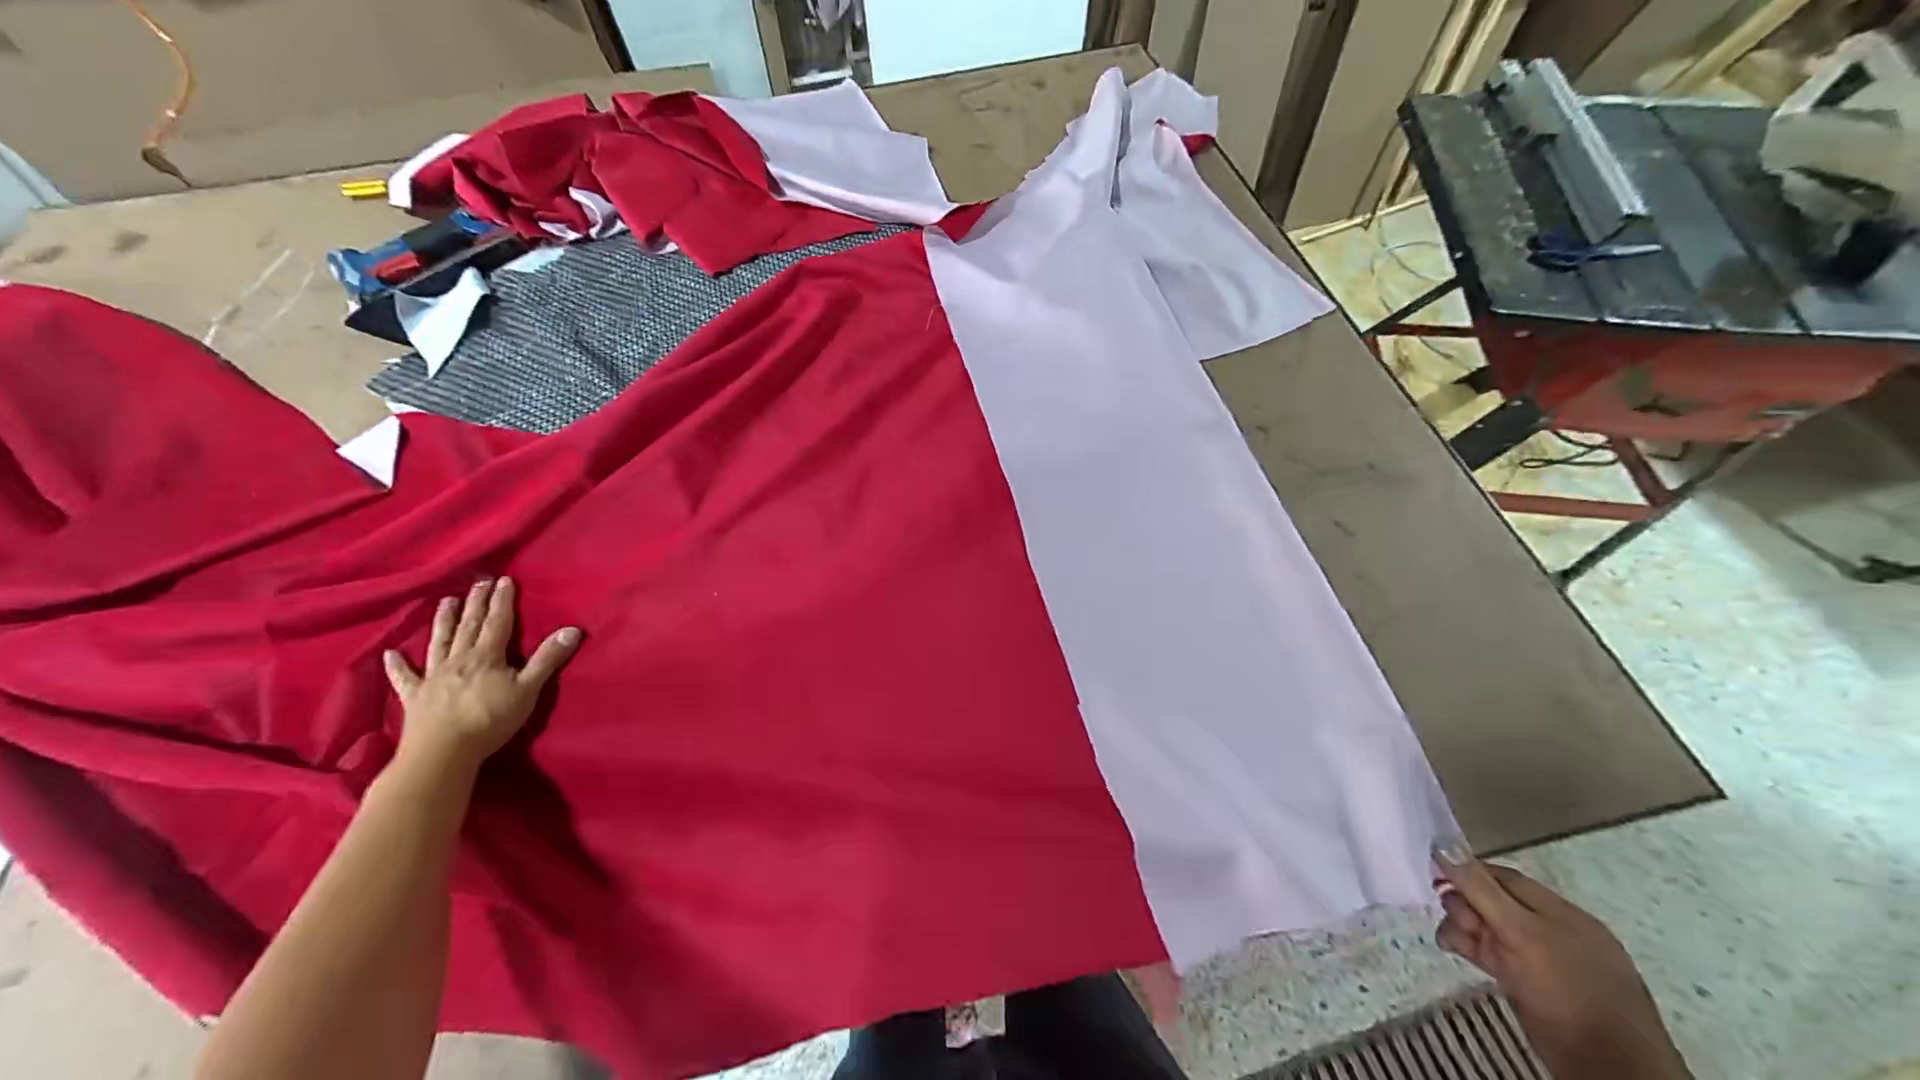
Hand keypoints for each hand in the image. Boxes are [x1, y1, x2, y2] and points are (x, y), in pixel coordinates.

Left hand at [382, 577, 581, 769]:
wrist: (443, 752)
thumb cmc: (490, 720)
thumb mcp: (528, 690)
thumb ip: (548, 659)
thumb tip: (573, 630)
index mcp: (487, 656)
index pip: (497, 622)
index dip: (502, 601)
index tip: (504, 580)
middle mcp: (459, 659)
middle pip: (469, 626)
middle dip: (476, 603)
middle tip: (479, 582)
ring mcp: (434, 677)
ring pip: (440, 642)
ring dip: (444, 621)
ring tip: (446, 602)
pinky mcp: (415, 697)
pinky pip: (405, 678)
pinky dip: (397, 665)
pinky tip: (390, 654)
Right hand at [1436, 851, 1691, 1079]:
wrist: (1606, 1064)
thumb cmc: (1566, 987)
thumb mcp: (1519, 931)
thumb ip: (1480, 888)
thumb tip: (1442, 841)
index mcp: (1558, 911)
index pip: (1502, 877)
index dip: (1466, 871)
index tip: (1433, 873)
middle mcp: (1547, 929)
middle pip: (1490, 900)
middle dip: (1462, 902)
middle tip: (1450, 914)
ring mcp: (1536, 958)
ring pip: (1486, 927)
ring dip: (1460, 924)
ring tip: (1450, 937)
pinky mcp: (1525, 982)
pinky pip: (1490, 953)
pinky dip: (1468, 945)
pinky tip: (1450, 946)